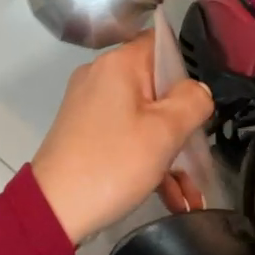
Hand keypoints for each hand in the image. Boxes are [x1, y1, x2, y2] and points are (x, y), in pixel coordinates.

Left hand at [32, 30, 214, 244]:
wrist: (53, 211)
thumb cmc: (113, 163)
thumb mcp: (164, 132)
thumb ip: (192, 101)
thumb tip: (198, 91)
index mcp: (118, 65)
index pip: (160, 44)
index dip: (187, 67)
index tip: (200, 101)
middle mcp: (101, 77)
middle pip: (156, 86)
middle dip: (183, 122)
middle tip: (200, 152)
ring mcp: (91, 107)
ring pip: (144, 119)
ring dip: (171, 153)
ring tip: (192, 193)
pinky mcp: (85, 134)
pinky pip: (126, 137)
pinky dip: (149, 162)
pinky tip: (173, 198)